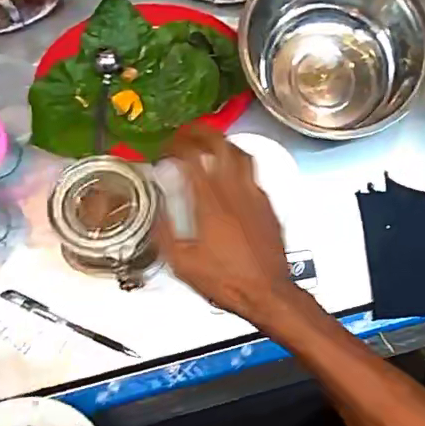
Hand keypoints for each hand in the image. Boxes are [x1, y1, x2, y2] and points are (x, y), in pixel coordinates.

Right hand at [155, 128, 319, 331]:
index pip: (192, 158)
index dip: (177, 146)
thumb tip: (156, 215)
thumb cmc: (230, 282)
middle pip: (220, 145)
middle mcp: (235, 194)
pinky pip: (254, 176)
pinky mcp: (268, 208)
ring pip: (242, 155)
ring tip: (211, 144)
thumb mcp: (183, 264)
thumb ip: (164, 234)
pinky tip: (233, 176)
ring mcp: (255, 198)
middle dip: (201, 133)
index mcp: (210, 204)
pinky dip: (239, 166)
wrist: (267, 293)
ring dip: (224, 144)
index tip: (167, 148)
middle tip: (188, 133)